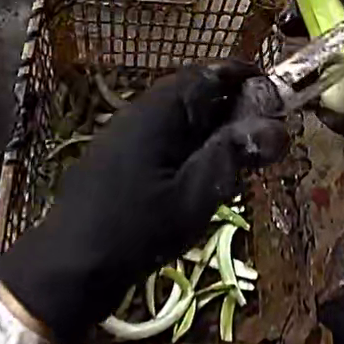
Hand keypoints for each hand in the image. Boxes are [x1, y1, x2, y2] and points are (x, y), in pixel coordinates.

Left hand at [0, 60, 287, 343]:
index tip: (276, 93)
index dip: (246, 77)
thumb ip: (235, 155)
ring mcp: (128, 133)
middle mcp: (143, 110)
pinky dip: (194, 144)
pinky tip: (205, 176)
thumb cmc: (135, 230)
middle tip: (265, 131)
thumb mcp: (195, 195)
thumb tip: (278, 126)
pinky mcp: (121, 156)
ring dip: (215, 127)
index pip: (211, 72)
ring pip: (183, 116)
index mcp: (161, 110)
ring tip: (242, 155)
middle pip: (198, 92)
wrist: (66, 270)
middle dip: (235, 105)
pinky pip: (167, 136)